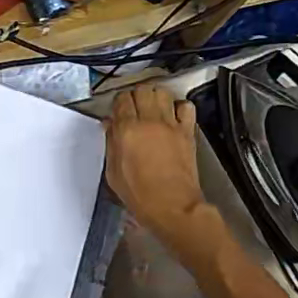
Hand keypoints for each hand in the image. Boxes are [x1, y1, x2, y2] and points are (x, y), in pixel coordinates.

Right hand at [106, 86, 216, 253]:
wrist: (173, 206)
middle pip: (142, 90)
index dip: (119, 103)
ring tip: (153, 109)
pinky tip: (173, 117)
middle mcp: (149, 121)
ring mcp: (171, 124)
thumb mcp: (114, 173)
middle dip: (136, 96)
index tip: (119, 111)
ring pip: (162, 92)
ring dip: (156, 97)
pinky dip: (179, 107)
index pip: (122, 99)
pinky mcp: (188, 131)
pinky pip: (186, 106)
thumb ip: (111, 144)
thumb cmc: (140, 196)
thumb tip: (110, 125)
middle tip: (135, 109)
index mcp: (128, 131)